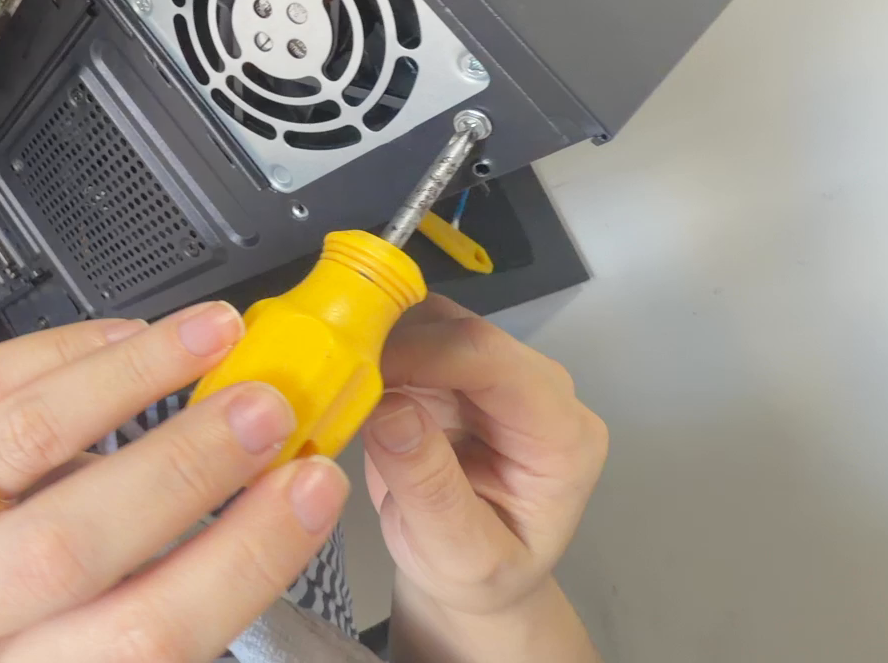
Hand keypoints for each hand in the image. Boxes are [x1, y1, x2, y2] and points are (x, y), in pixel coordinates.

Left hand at [0, 303, 351, 661]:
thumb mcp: (64, 617)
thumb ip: (148, 565)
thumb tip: (254, 478)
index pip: (145, 633)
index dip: (243, 556)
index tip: (308, 489)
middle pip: (75, 538)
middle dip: (189, 463)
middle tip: (263, 407)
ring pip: (28, 431)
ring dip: (133, 376)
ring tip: (206, 338)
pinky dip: (72, 347)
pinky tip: (126, 334)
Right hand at [361, 295, 606, 661]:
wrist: (464, 572)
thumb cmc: (473, 571)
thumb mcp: (458, 554)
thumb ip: (429, 487)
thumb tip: (390, 408)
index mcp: (558, 434)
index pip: (491, 360)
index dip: (420, 353)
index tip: (355, 374)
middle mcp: (533, 388)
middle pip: (457, 328)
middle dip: (389, 342)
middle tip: (329, 372)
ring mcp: (487, 370)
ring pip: (425, 316)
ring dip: (373, 335)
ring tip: (331, 374)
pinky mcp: (445, 362)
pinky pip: (403, 326)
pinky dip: (366, 338)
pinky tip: (339, 370)